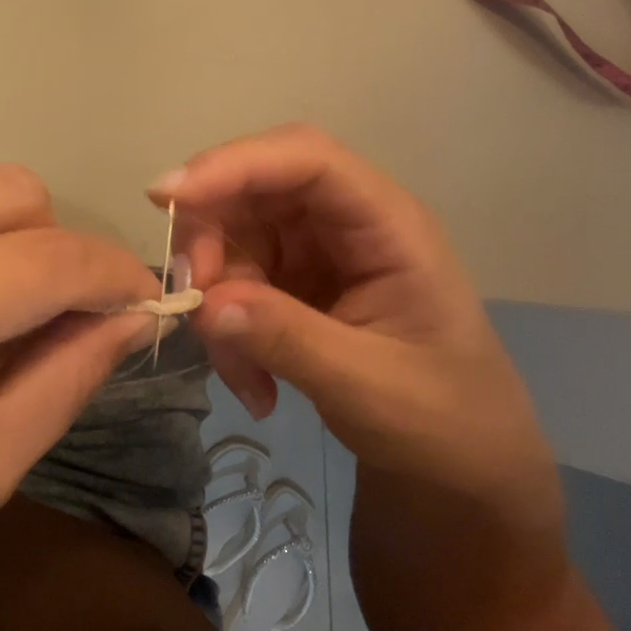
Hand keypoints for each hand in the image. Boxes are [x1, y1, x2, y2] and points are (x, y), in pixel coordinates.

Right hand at [147, 124, 556, 525]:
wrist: (461, 469)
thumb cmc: (442, 423)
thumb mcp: (369, 387)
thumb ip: (288, 340)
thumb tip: (205, 304)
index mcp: (389, 226)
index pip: (307, 160)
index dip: (235, 164)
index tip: (169, 196)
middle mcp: (345, 222)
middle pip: (253, 188)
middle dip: (210, 238)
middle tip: (192, 299)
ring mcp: (313, 248)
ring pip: (230, 236)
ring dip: (214, 298)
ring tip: (241, 373)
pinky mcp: (288, 278)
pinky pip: (230, 279)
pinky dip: (223, 326)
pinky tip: (252, 382)